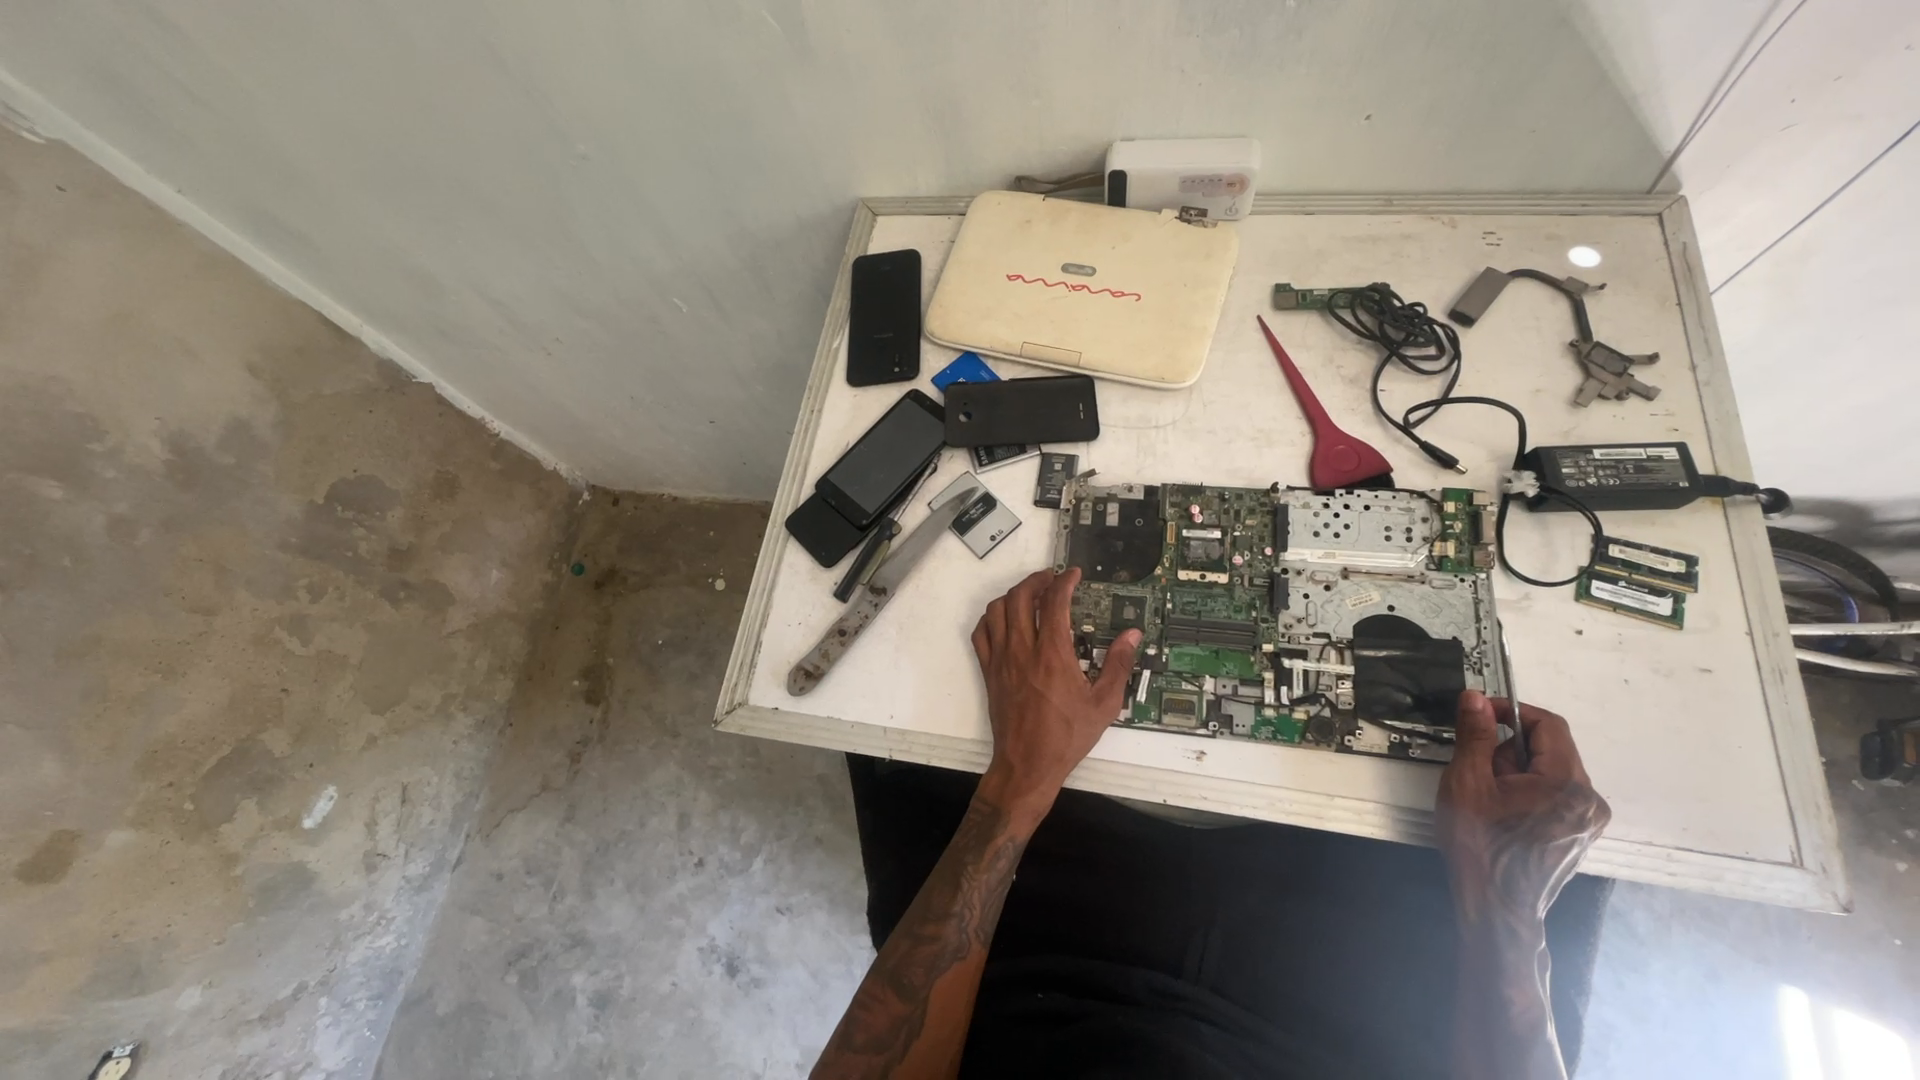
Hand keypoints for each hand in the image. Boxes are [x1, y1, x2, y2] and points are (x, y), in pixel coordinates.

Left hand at [970, 568, 1141, 820]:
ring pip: (996, 610)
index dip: (1064, 581)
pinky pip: (981, 633)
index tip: (1074, 575)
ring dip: (1013, 595)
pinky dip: (991, 618)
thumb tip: (1131, 636)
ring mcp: (1001, 660)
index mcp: (1052, 655)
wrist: (1027, 765)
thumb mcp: (1103, 704)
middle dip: (1036, 580)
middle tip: (1052, 579)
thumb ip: (1118, 665)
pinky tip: (1004, 620)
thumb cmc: (1066, 738)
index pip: (1054, 602)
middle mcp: (1022, 651)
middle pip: (1020, 597)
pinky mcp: (989, 671)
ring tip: (1030, 595)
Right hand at [1436, 691, 1610, 931]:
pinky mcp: (1579, 834)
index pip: (1548, 724)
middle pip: (1550, 748)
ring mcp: (1589, 820)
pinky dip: (1526, 789)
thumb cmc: (1480, 843)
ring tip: (1485, 794)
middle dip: (1508, 747)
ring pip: (1550, 772)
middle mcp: (1590, 799)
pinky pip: (1555, 794)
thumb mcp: (1467, 782)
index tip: (1477, 715)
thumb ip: (1475, 736)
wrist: (1495, 908)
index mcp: (1568, 783)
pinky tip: (1501, 811)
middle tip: (1474, 767)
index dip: (1511, 711)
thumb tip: (1476, 697)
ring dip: (1515, 770)